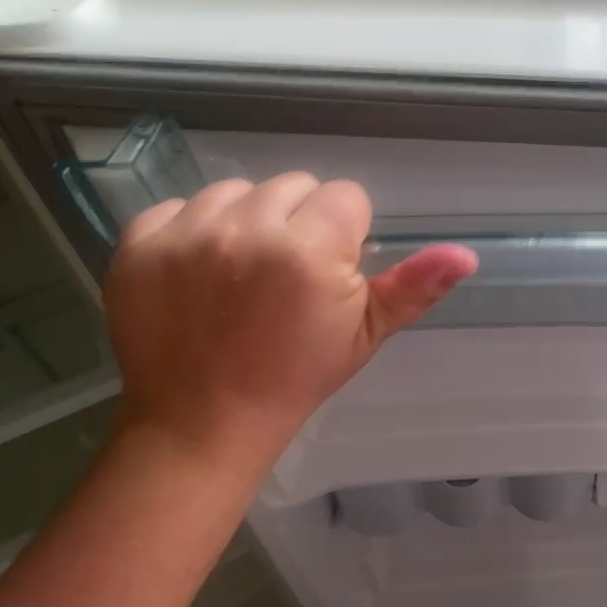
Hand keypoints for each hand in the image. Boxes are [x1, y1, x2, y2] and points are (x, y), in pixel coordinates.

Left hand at [103, 174, 477, 472]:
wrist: (203, 420)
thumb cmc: (298, 375)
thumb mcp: (367, 333)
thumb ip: (415, 286)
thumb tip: (466, 255)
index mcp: (311, 249)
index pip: (346, 197)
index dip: (346, 235)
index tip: (330, 274)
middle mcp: (248, 228)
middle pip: (295, 185)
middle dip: (301, 220)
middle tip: (289, 275)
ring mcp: (188, 234)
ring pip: (239, 190)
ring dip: (249, 219)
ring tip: (244, 271)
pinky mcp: (140, 243)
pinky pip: (180, 206)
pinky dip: (193, 230)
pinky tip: (201, 272)